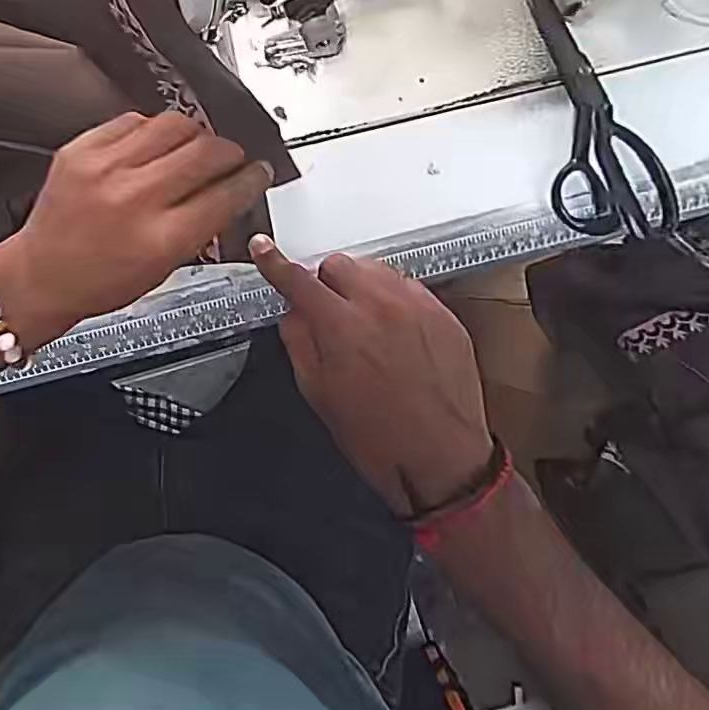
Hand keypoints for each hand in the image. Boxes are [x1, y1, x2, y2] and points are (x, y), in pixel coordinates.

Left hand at [0, 112, 272, 354]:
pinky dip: (150, 130)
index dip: (252, 179)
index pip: (227, 194)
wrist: (39, 276)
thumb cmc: (97, 282)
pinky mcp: (81, 150)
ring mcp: (105, 169)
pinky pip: (133, 120)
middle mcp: (135, 198)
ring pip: (174, 125)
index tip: (257, 172)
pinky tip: (151, 145)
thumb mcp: (163, 269)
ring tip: (192, 147)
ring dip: (195, 135)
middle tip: (231, 158)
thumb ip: (200, 228)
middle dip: (230, 152)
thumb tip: (229, 192)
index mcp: (161, 238)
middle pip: (207, 151)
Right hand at [250, 235, 490, 516]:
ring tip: (365, 326)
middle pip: (337, 264)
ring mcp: (417, 307)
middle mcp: (380, 307)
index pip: (297, 279)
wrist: (442, 460)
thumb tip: (292, 313)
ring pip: (374, 269)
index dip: (274, 262)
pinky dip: (392, 300)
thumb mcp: (318, 392)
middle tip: (328, 314)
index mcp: (341, 327)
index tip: (264, 249)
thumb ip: (298, 341)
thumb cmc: (379, 437)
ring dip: (360, 288)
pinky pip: (407, 286)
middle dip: (325, 284)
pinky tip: (393, 333)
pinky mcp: (444, 315)